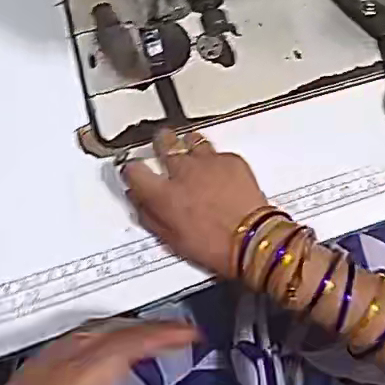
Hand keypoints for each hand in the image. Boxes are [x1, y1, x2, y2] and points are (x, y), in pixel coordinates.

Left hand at [0, 320, 196, 384]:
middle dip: (146, 327)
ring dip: (122, 329)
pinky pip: (66, 345)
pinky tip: (104, 359)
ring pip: (84, 333)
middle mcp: (39, 376)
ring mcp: (25, 379)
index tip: (188, 333)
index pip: (119, 347)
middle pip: (103, 331)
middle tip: (179, 333)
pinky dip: (97, 339)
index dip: (159, 336)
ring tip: (151, 341)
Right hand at [121, 129, 270, 276]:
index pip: (134, 170)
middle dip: (160, 142)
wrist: (252, 238)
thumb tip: (141, 203)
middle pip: (164, 142)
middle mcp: (183, 172)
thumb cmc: (215, 245)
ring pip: (191, 140)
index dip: (131, 168)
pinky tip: (217, 169)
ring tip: (190, 151)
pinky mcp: (231, 159)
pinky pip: (218, 152)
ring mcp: (208, 161)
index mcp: (163, 195)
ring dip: (188, 145)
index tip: (134, 169)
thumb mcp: (173, 240)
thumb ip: (151, 217)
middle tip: (161, 144)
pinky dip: (215, 158)